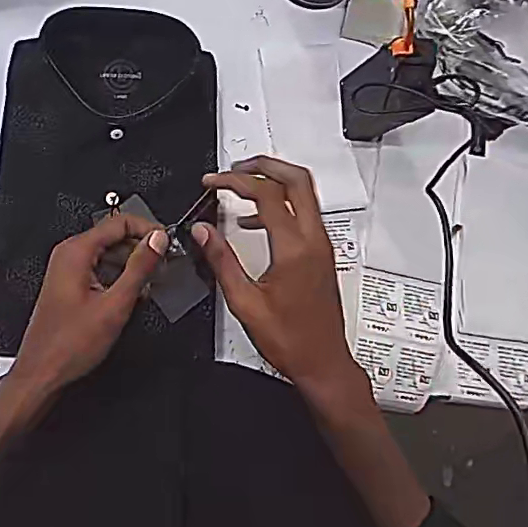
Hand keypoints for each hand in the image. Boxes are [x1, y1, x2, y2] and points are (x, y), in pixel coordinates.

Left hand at [11, 212, 168, 392]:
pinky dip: (120, 278)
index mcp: (76, 252)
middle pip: (116, 237)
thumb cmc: (68, 345)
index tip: (167, 242)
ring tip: (150, 285)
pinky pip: (102, 269)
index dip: (148, 229)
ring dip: (133, 266)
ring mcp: (69, 270)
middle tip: (164, 264)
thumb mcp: (115, 304)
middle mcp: (70, 256)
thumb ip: (140, 268)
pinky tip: (133, 296)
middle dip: (142, 249)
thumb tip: (157, 240)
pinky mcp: (72, 284)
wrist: (43, 372)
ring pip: (110, 255)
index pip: (120, 222)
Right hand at [194, 157, 372, 417]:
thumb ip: (222, 260)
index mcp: (294, 249)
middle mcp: (314, 241)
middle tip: (235, 167)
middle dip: (264, 164)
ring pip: (305, 192)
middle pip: (297, 178)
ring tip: (242, 185)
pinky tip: (256, 220)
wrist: (323, 362)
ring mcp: (322, 245)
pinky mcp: (322, 253)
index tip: (213, 182)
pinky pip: (304, 213)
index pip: (266, 194)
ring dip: (275, 181)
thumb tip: (204, 232)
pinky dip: (281, 204)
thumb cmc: (292, 341)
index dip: (234, 180)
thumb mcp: (245, 302)